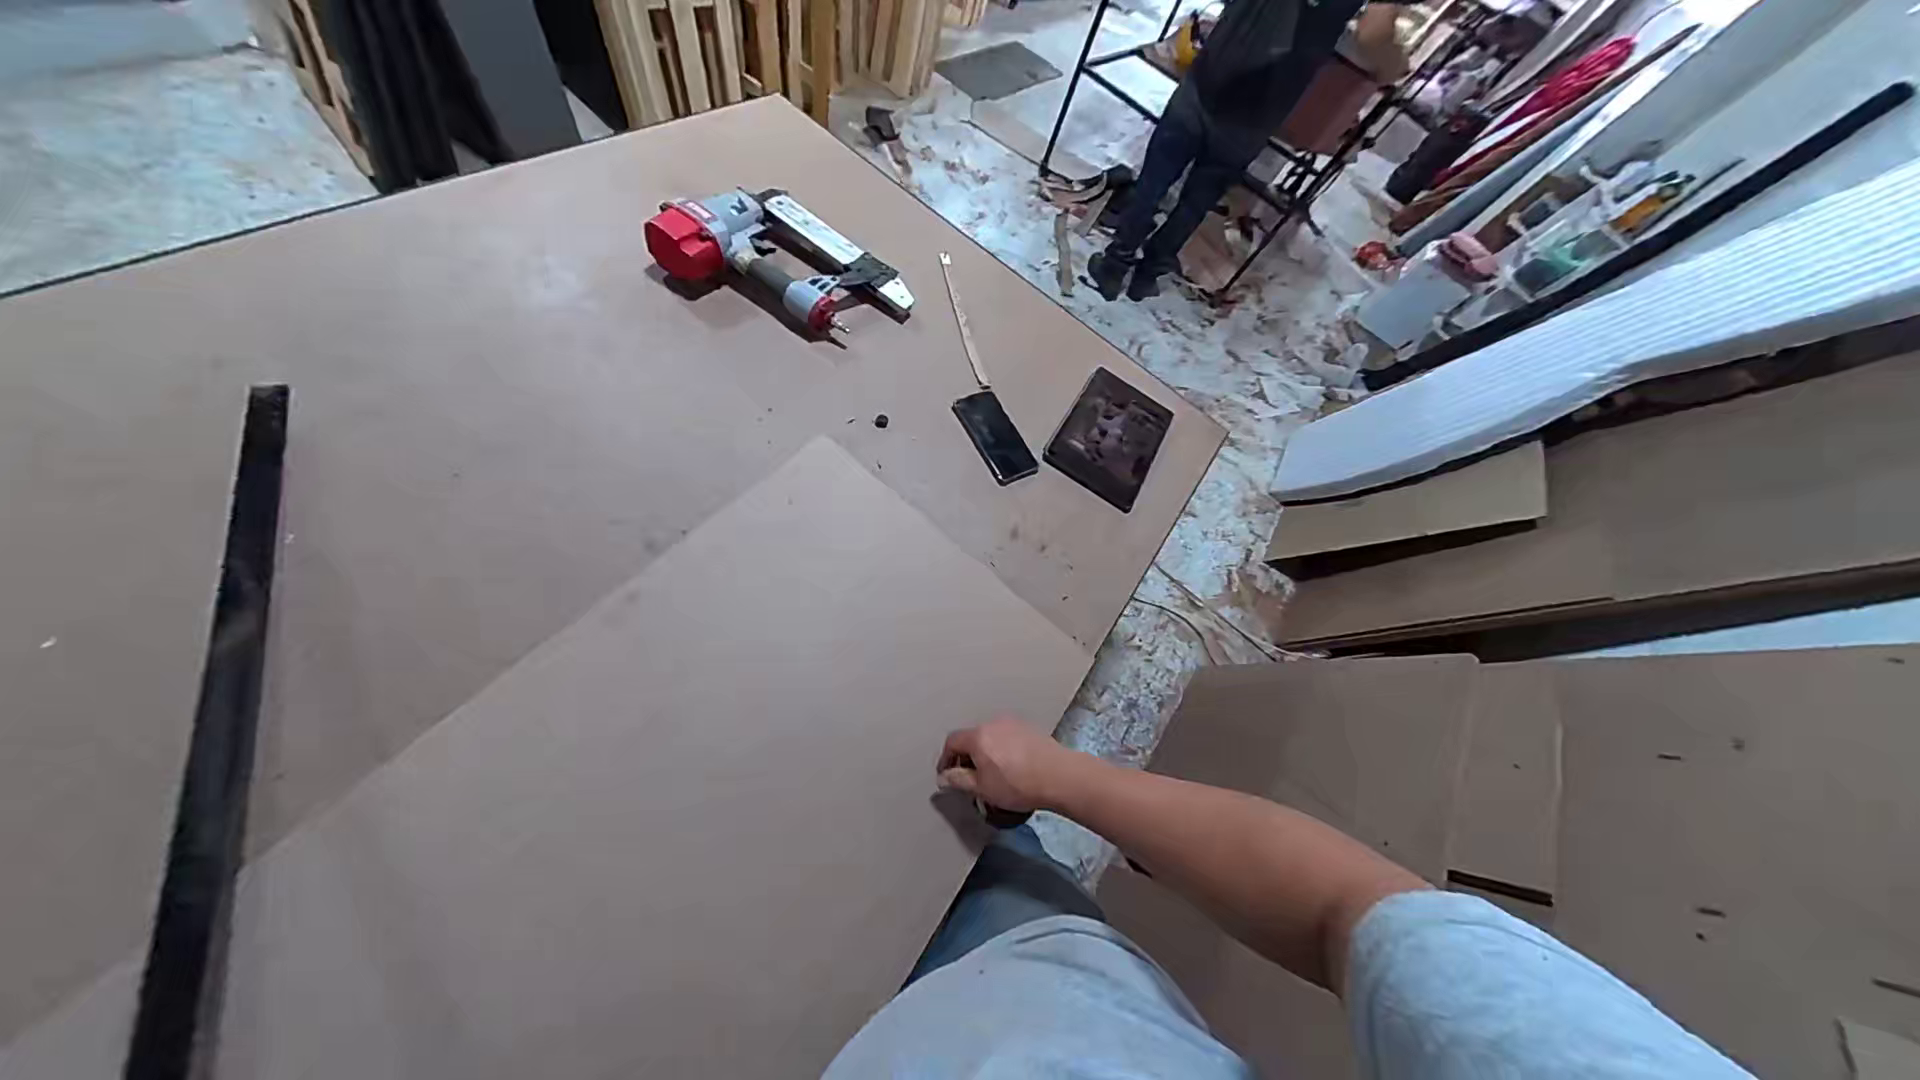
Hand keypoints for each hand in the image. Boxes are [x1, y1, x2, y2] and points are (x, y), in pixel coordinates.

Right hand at [936, 715, 1077, 813]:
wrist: (1059, 775)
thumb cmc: (1017, 784)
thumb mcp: (983, 789)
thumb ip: (959, 781)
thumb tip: (944, 777)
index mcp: (978, 736)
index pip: (952, 741)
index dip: (945, 759)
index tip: (947, 775)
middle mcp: (993, 723)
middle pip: (971, 737)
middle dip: (966, 756)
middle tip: (969, 777)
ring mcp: (1013, 723)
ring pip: (990, 737)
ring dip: (985, 752)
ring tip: (991, 773)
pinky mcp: (1028, 728)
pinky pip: (1006, 737)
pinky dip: (1002, 749)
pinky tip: (1011, 766)